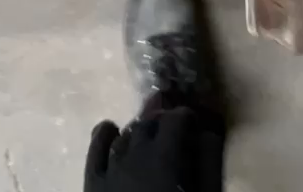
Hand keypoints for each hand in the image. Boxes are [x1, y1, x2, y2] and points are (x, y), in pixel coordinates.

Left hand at [83, 109, 222, 191]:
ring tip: (151, 139)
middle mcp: (134, 156)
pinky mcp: (92, 185)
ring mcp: (110, 170)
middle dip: (163, 123)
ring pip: (125, 135)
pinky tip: (111, 130)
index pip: (174, 119)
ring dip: (139, 132)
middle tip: (174, 133)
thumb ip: (210, 166)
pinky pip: (95, 150)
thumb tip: (209, 134)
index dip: (186, 117)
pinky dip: (104, 135)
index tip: (194, 123)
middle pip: (149, 124)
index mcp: (163, 159)